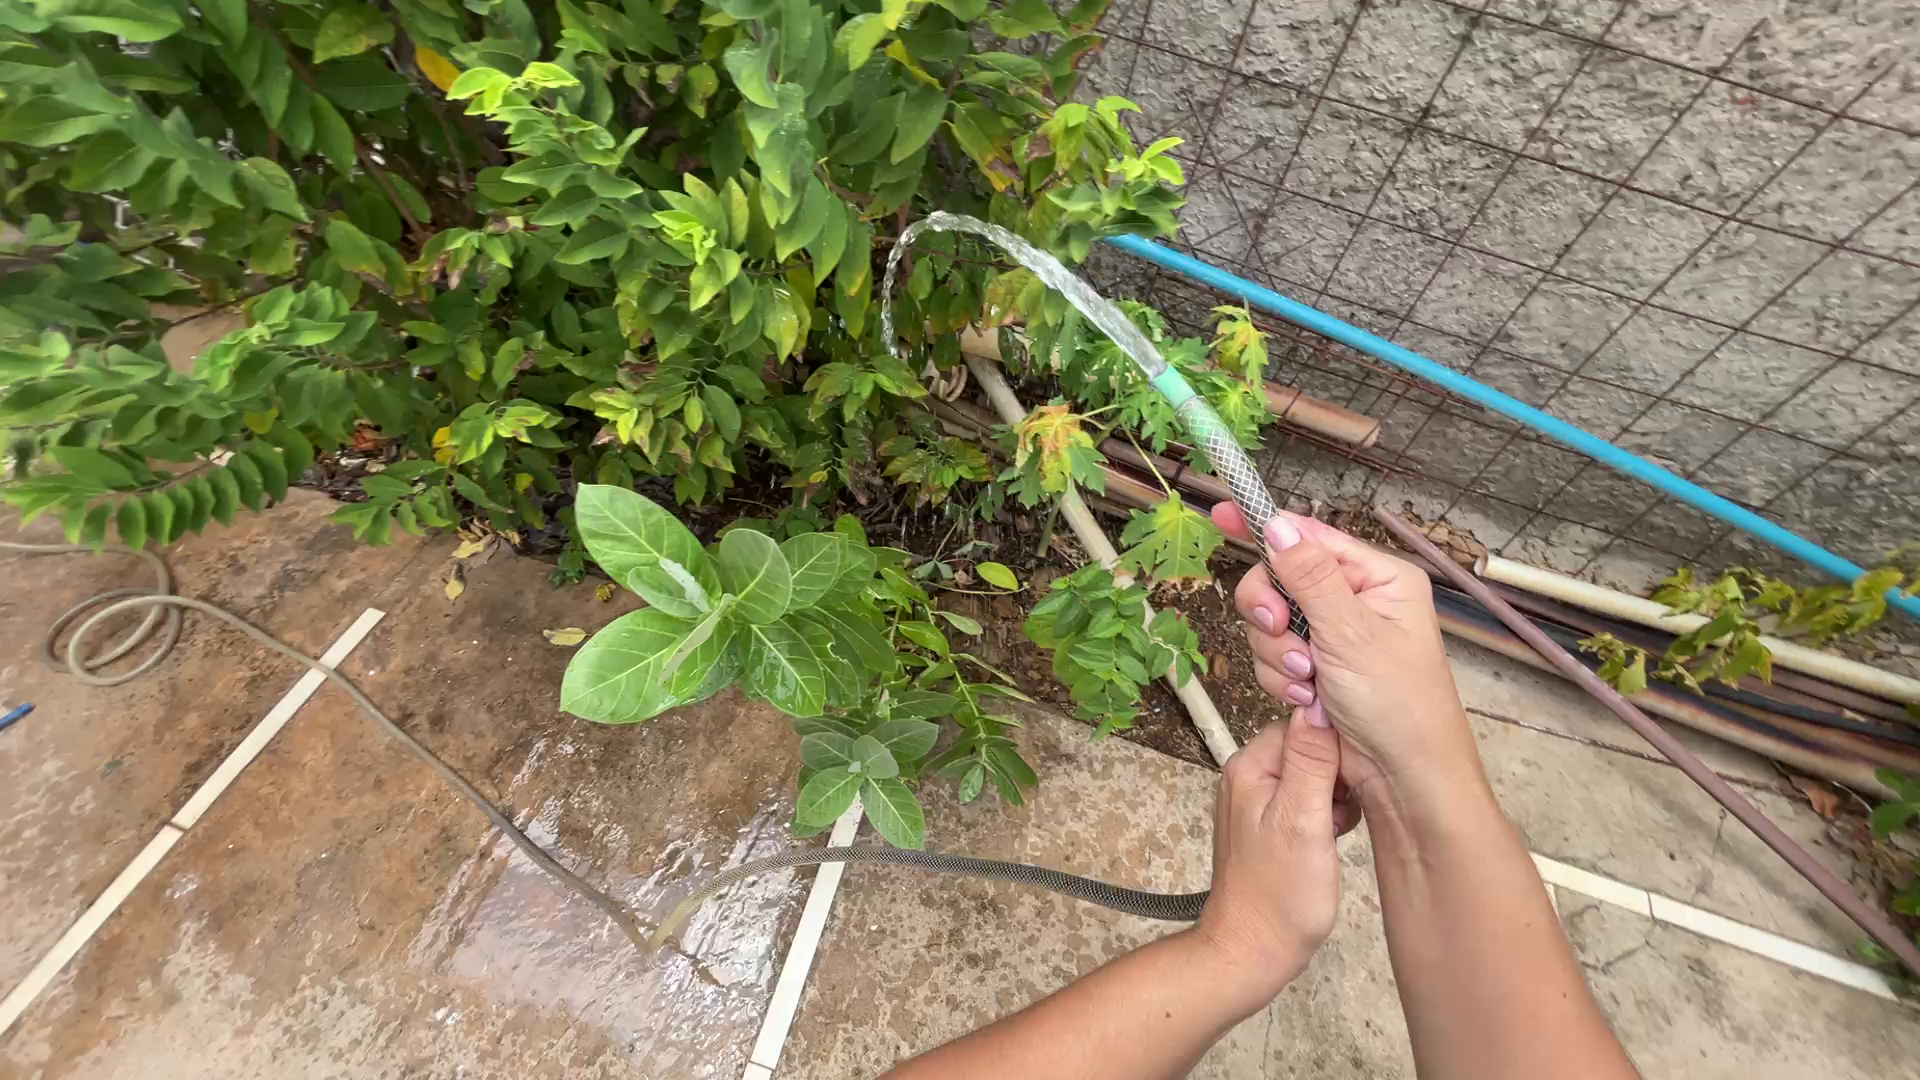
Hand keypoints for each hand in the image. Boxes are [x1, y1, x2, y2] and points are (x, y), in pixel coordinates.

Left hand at [1193, 709, 1346, 1011]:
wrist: (1254, 948)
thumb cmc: (1280, 892)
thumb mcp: (1303, 820)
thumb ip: (1311, 761)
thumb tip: (1318, 706)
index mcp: (1249, 765)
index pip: (1300, 726)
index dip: (1334, 750)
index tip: (1350, 782)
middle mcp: (1247, 774)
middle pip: (1306, 749)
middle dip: (1335, 778)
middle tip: (1340, 816)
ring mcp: (1255, 799)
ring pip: (1311, 776)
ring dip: (1333, 799)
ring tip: (1334, 833)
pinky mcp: (1267, 822)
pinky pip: (1304, 801)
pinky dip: (1324, 816)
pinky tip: (1330, 842)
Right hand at [1211, 504, 1477, 802]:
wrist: (1402, 779)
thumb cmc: (1400, 705)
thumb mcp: (1352, 633)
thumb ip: (1309, 577)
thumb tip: (1276, 525)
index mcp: (1375, 579)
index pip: (1308, 537)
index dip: (1263, 526)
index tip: (1221, 514)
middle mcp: (1350, 600)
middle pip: (1276, 580)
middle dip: (1271, 614)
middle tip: (1280, 631)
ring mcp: (1328, 634)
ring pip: (1266, 623)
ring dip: (1278, 655)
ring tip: (1310, 681)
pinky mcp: (1310, 666)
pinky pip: (1268, 655)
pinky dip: (1279, 678)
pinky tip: (1308, 698)